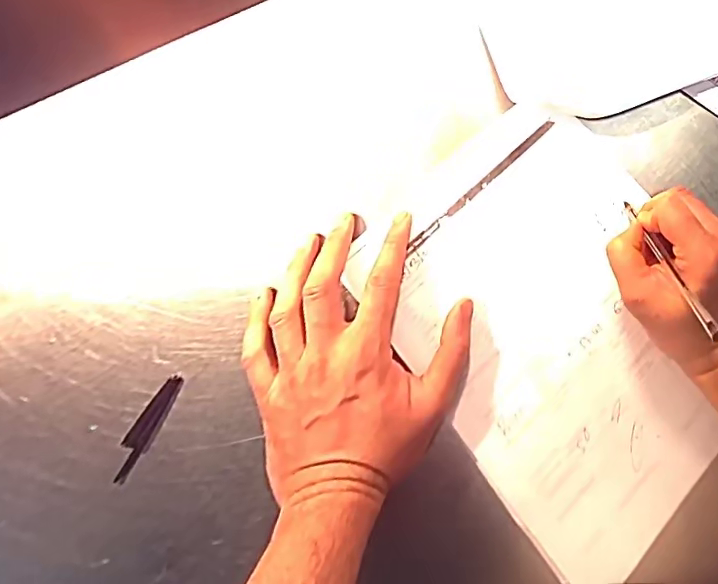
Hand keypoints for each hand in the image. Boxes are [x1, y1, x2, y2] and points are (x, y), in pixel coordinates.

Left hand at [241, 211, 472, 511]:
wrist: (334, 495)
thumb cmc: (383, 451)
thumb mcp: (433, 401)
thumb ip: (452, 351)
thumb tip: (462, 309)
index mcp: (366, 353)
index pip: (380, 285)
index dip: (389, 247)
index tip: (396, 224)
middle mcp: (325, 356)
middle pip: (323, 287)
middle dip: (334, 246)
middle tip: (344, 222)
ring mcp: (292, 373)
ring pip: (285, 309)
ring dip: (296, 270)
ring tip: (307, 244)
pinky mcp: (270, 392)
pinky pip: (255, 348)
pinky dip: (255, 317)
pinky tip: (263, 295)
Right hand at [606, 188, 717, 377]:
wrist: (716, 347)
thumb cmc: (683, 331)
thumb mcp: (637, 296)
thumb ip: (624, 253)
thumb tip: (632, 227)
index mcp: (705, 252)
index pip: (668, 206)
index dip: (646, 221)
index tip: (643, 248)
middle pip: (679, 198)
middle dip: (655, 219)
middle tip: (650, 252)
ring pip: (687, 204)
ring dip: (667, 223)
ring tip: (664, 257)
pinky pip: (696, 216)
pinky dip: (679, 229)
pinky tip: (677, 257)